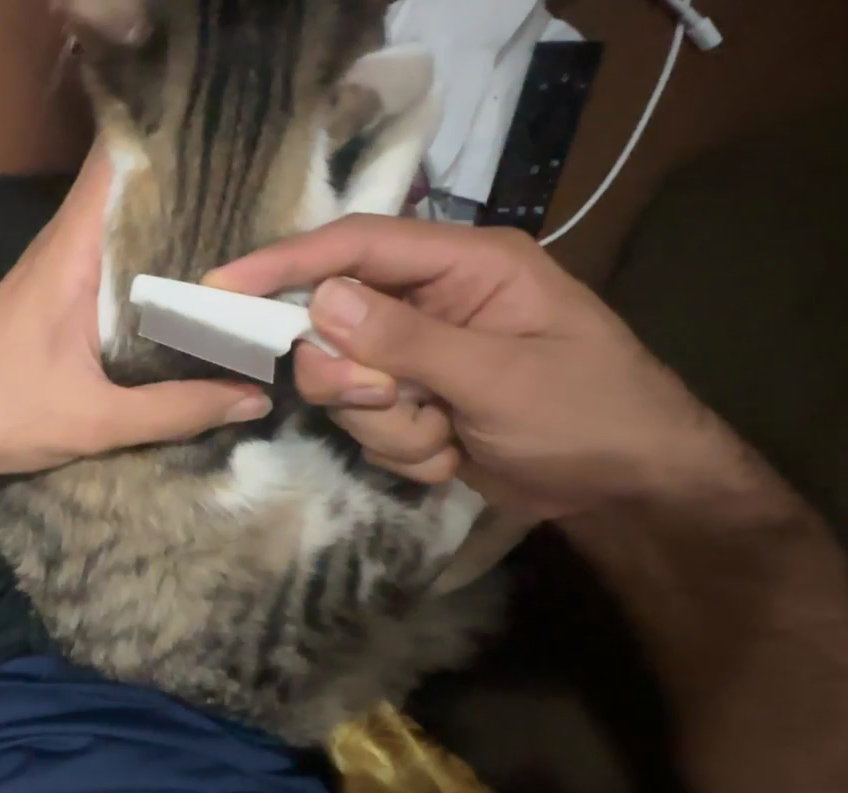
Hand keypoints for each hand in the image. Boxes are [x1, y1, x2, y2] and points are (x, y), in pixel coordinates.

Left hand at [0, 143, 269, 485]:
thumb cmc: (8, 418)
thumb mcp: (99, 422)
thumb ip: (177, 410)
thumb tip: (254, 398)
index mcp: (66, 258)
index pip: (112, 168)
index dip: (167, 143)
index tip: (230, 142)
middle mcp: (57, 250)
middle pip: (124, 193)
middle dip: (185, 189)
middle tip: (259, 196)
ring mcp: (50, 271)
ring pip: (116, 228)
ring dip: (166, 228)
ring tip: (239, 231)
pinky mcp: (49, 296)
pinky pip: (106, 261)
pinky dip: (143, 264)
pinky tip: (186, 284)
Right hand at [207, 216, 746, 517]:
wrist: (624, 490)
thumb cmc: (588, 414)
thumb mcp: (500, 375)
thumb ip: (407, 338)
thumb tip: (322, 301)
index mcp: (464, 267)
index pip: (358, 247)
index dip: (286, 263)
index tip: (222, 284)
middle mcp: (429, 304)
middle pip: (334, 327)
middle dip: (353, 378)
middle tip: (391, 401)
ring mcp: (415, 357)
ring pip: (344, 386)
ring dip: (388, 425)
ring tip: (447, 436)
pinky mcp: (409, 402)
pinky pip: (364, 424)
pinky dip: (403, 449)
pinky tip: (453, 452)